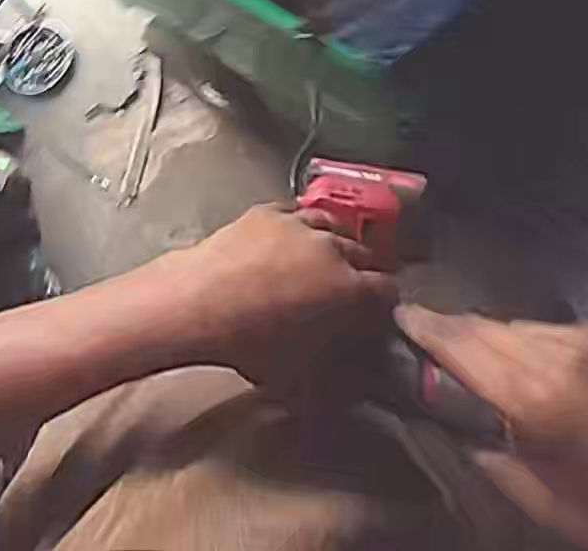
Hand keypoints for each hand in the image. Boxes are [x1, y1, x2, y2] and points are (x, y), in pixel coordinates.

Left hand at [149, 204, 397, 385]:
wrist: (201, 303)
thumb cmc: (252, 344)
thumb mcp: (303, 375)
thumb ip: (336, 372)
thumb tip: (348, 376)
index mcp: (349, 288)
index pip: (385, 290)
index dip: (385, 301)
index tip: (379, 309)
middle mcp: (330, 248)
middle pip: (361, 252)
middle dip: (363, 268)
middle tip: (355, 281)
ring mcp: (297, 224)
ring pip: (330, 224)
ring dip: (334, 239)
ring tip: (330, 250)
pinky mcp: (266, 211)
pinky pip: (294, 210)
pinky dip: (299, 222)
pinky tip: (293, 230)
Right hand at [398, 307, 587, 550]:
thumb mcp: (538, 498)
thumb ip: (482, 442)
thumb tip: (441, 404)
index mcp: (541, 397)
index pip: (462, 343)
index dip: (425, 327)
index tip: (399, 315)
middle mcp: (562, 354)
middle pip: (482, 325)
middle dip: (449, 327)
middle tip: (423, 330)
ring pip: (510, 322)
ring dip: (486, 334)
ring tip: (473, 352)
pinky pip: (543, 327)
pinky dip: (523, 339)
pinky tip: (525, 361)